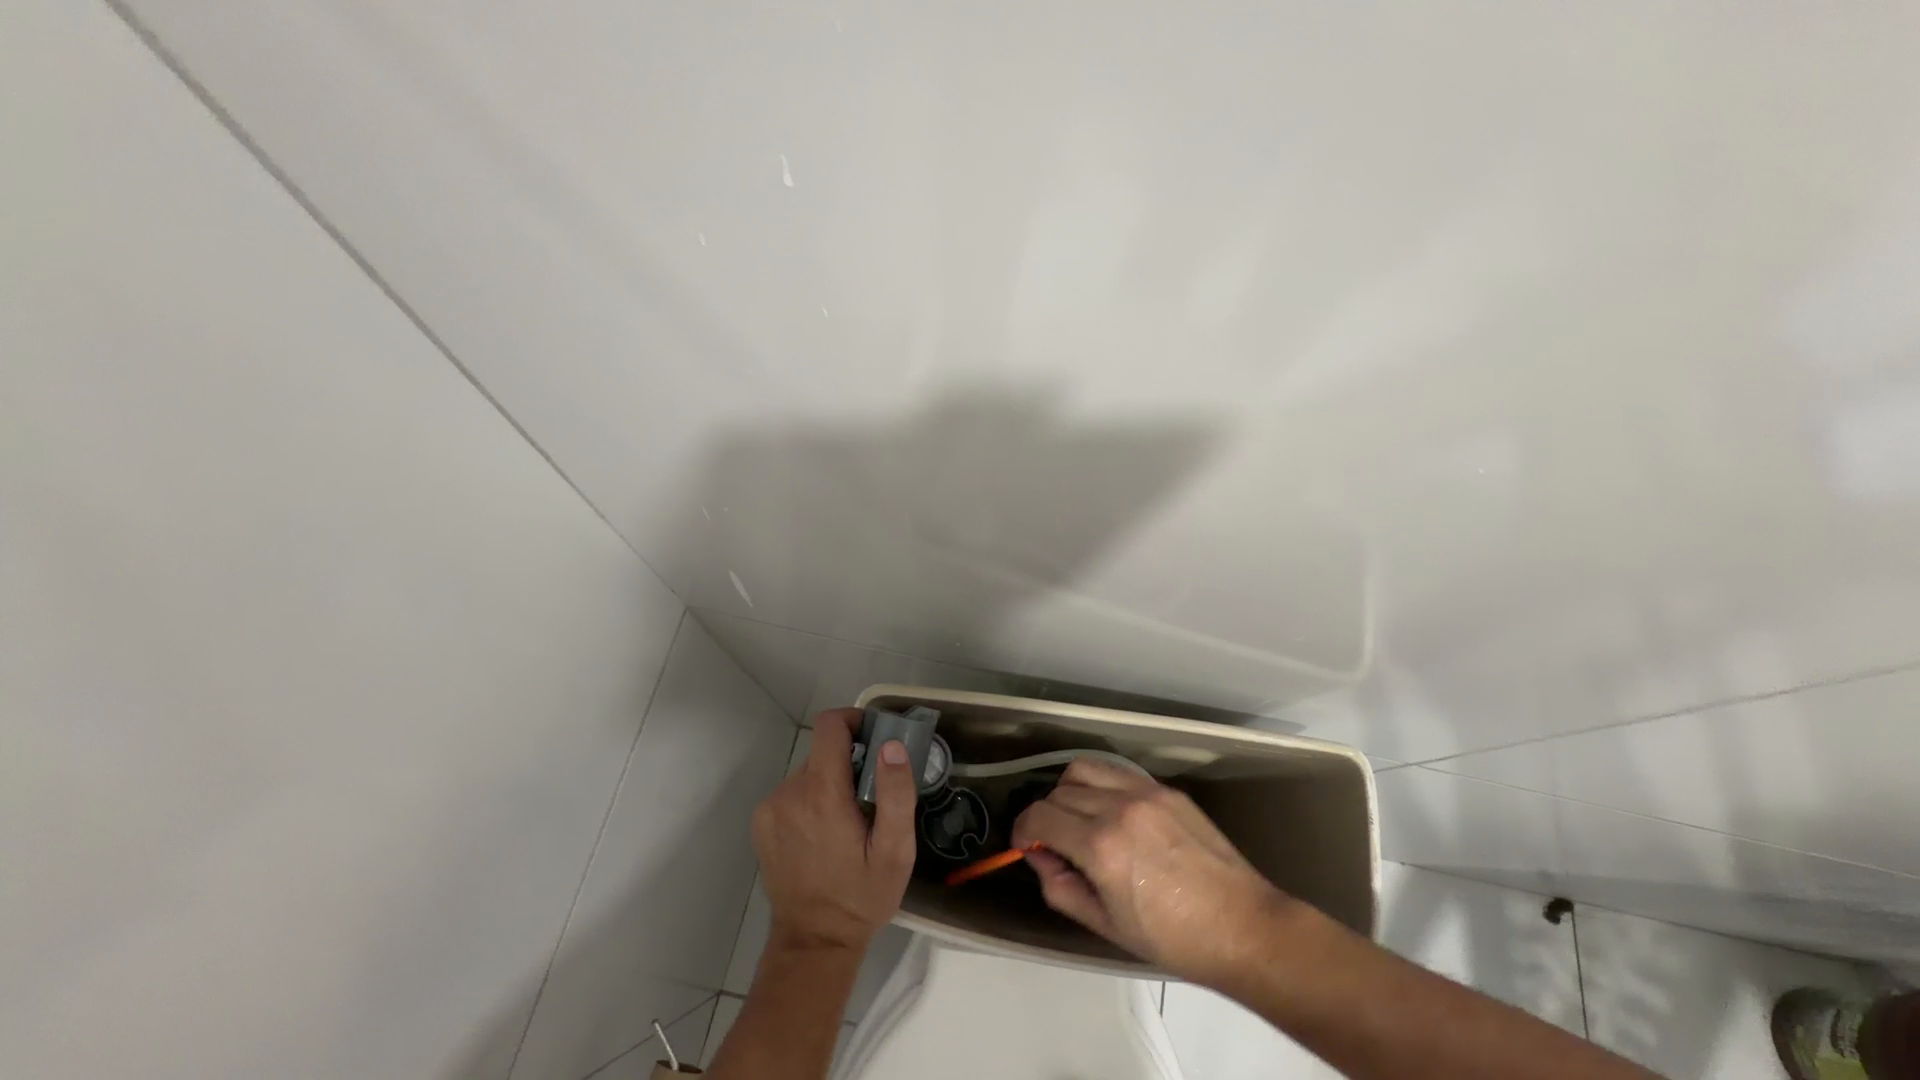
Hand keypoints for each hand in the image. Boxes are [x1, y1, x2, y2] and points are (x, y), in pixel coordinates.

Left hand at [752, 708, 917, 953]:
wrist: (815, 941)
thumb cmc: (862, 897)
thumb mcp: (895, 850)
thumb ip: (896, 793)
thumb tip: (891, 745)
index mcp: (822, 795)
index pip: (830, 726)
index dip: (854, 720)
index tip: (876, 738)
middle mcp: (789, 793)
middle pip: (822, 752)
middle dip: (849, 763)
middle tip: (872, 797)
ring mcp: (770, 809)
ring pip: (808, 773)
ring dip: (830, 784)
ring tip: (850, 822)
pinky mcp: (762, 823)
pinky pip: (793, 794)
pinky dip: (812, 801)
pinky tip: (825, 834)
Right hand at [1010, 758, 1290, 986]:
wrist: (1242, 926)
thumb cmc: (1172, 938)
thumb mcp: (1105, 924)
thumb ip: (1060, 887)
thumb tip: (1039, 858)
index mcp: (1100, 846)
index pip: (1038, 817)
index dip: (1022, 831)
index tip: (1025, 847)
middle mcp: (1118, 808)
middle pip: (1058, 792)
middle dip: (1045, 816)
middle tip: (1055, 844)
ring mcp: (1145, 793)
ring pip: (1085, 769)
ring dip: (1070, 792)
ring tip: (1081, 820)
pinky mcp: (1167, 791)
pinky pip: (1119, 773)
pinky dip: (1103, 787)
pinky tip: (1114, 815)